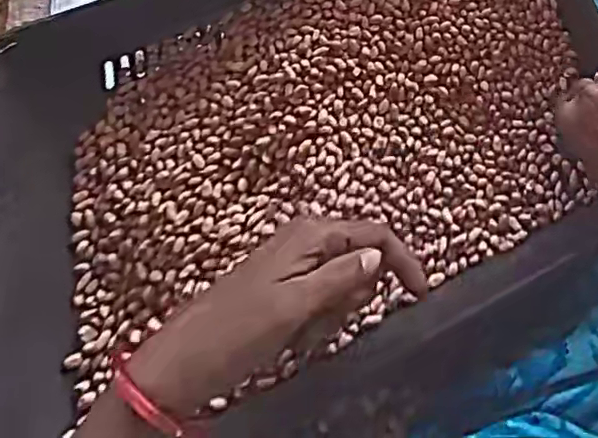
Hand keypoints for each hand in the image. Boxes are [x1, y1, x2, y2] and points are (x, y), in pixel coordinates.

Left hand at [118, 218, 429, 415]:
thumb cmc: (237, 332)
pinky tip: (296, 336)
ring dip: (335, 310)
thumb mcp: (295, 307)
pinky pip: (322, 293)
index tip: (420, 292)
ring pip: (342, 278)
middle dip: (356, 293)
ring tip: (304, 335)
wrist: (177, 364)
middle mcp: (307, 236)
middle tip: (326, 326)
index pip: (375, 235)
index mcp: (312, 233)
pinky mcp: (284, 280)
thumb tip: (378, 256)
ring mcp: (294, 258)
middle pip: (360, 256)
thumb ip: (340, 277)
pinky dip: (320, 316)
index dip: (402, 259)